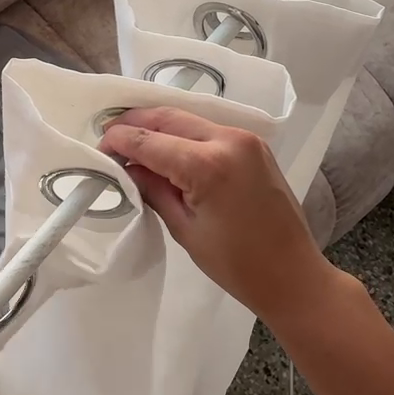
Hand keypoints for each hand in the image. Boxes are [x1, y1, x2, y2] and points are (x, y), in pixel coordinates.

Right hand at [99, 106, 339, 317]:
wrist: (295, 277)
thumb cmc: (237, 265)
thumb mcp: (184, 228)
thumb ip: (152, 189)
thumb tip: (127, 167)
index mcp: (208, 164)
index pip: (148, 140)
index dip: (118, 142)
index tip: (98, 150)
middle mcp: (228, 139)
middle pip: (167, 118)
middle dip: (135, 124)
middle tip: (110, 139)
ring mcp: (245, 139)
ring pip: (187, 119)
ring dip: (157, 126)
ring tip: (132, 143)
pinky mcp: (254, 145)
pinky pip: (207, 128)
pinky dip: (181, 133)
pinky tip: (165, 147)